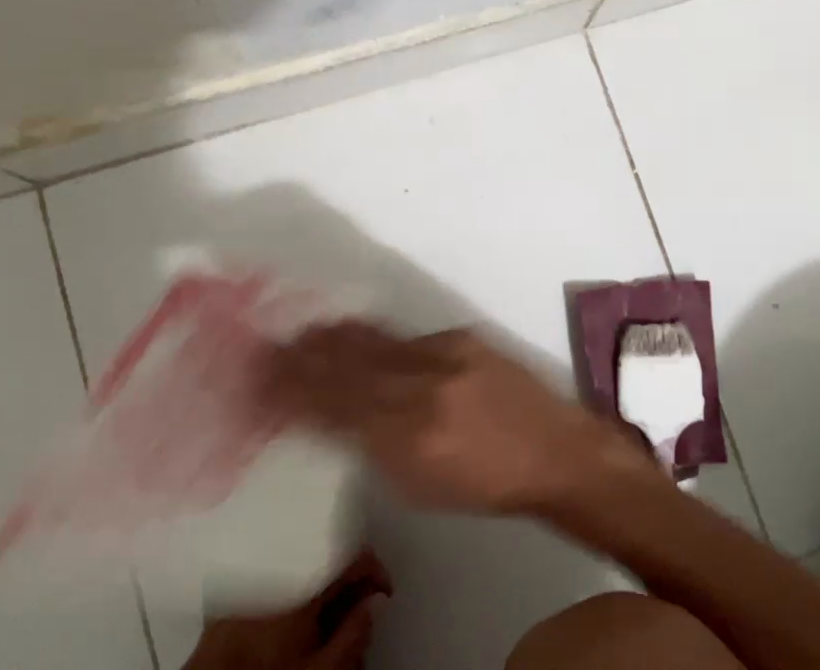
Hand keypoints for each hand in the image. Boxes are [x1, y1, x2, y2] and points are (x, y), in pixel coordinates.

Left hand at [186, 550, 391, 669]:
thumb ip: (354, 635)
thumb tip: (376, 601)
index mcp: (298, 584)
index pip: (350, 555)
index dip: (374, 570)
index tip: (384, 594)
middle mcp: (272, 570)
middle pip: (322, 554)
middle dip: (347, 575)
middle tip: (361, 604)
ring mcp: (247, 580)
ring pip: (296, 563)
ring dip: (320, 579)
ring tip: (330, 612)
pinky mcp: (228, 596)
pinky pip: (271, 573)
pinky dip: (292, 584)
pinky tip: (297, 611)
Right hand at [266, 322, 657, 513]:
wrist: (558, 452)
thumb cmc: (488, 486)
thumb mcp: (420, 485)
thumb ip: (373, 449)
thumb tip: (332, 420)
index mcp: (407, 437)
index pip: (332, 407)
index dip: (292, 392)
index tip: (261, 382)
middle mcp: (420, 389)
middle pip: (344, 365)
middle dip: (300, 357)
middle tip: (266, 349)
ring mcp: (442, 357)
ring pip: (370, 342)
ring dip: (328, 338)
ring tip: (297, 334)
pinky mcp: (461, 338)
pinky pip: (401, 337)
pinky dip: (369, 338)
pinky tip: (348, 333)